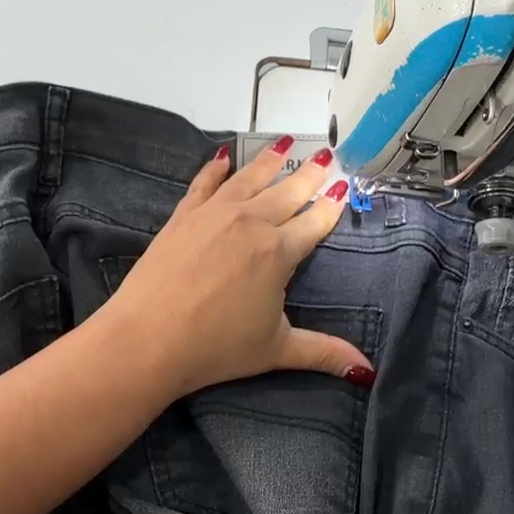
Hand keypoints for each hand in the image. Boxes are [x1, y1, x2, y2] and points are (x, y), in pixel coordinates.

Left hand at [95, 136, 372, 396]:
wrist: (147, 339)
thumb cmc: (216, 348)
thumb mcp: (276, 350)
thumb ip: (323, 352)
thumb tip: (367, 370)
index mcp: (279, 252)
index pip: (314, 222)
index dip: (331, 205)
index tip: (344, 186)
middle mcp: (250, 223)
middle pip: (287, 192)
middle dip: (309, 175)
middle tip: (325, 156)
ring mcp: (214, 214)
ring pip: (249, 179)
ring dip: (269, 160)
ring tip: (284, 143)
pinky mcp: (183, 215)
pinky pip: (204, 183)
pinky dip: (215, 168)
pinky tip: (223, 157)